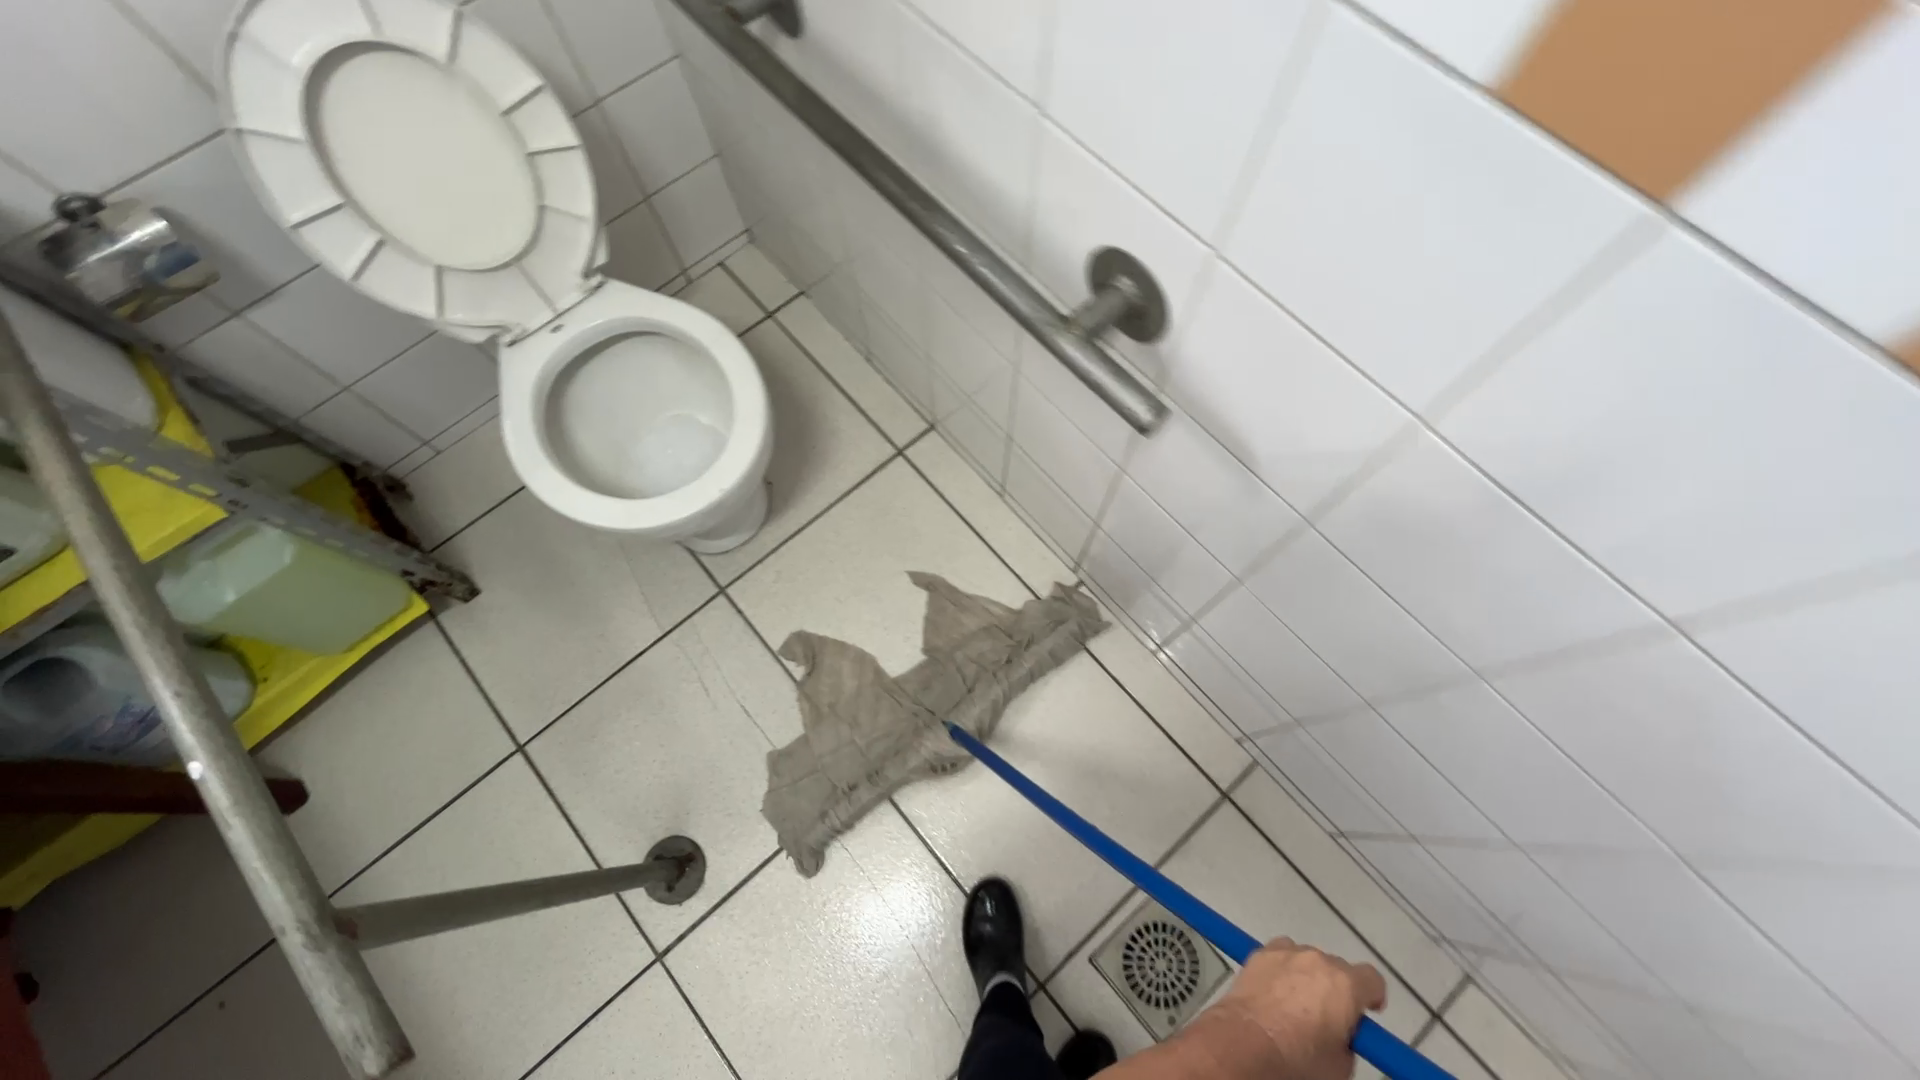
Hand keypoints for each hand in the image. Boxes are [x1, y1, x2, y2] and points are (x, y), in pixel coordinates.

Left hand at [1202, 938, 1386, 1079]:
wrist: (1245, 1043)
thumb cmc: (1299, 1059)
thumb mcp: (1341, 1066)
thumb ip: (1348, 1041)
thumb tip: (1339, 1034)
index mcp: (1346, 985)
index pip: (1372, 979)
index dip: (1372, 996)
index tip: (1365, 1013)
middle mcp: (1317, 960)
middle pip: (1337, 968)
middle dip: (1336, 990)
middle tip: (1326, 1017)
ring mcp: (1286, 953)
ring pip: (1306, 959)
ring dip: (1307, 976)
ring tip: (1295, 1004)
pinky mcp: (1259, 954)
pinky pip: (1279, 956)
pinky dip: (1281, 969)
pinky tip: (1273, 992)